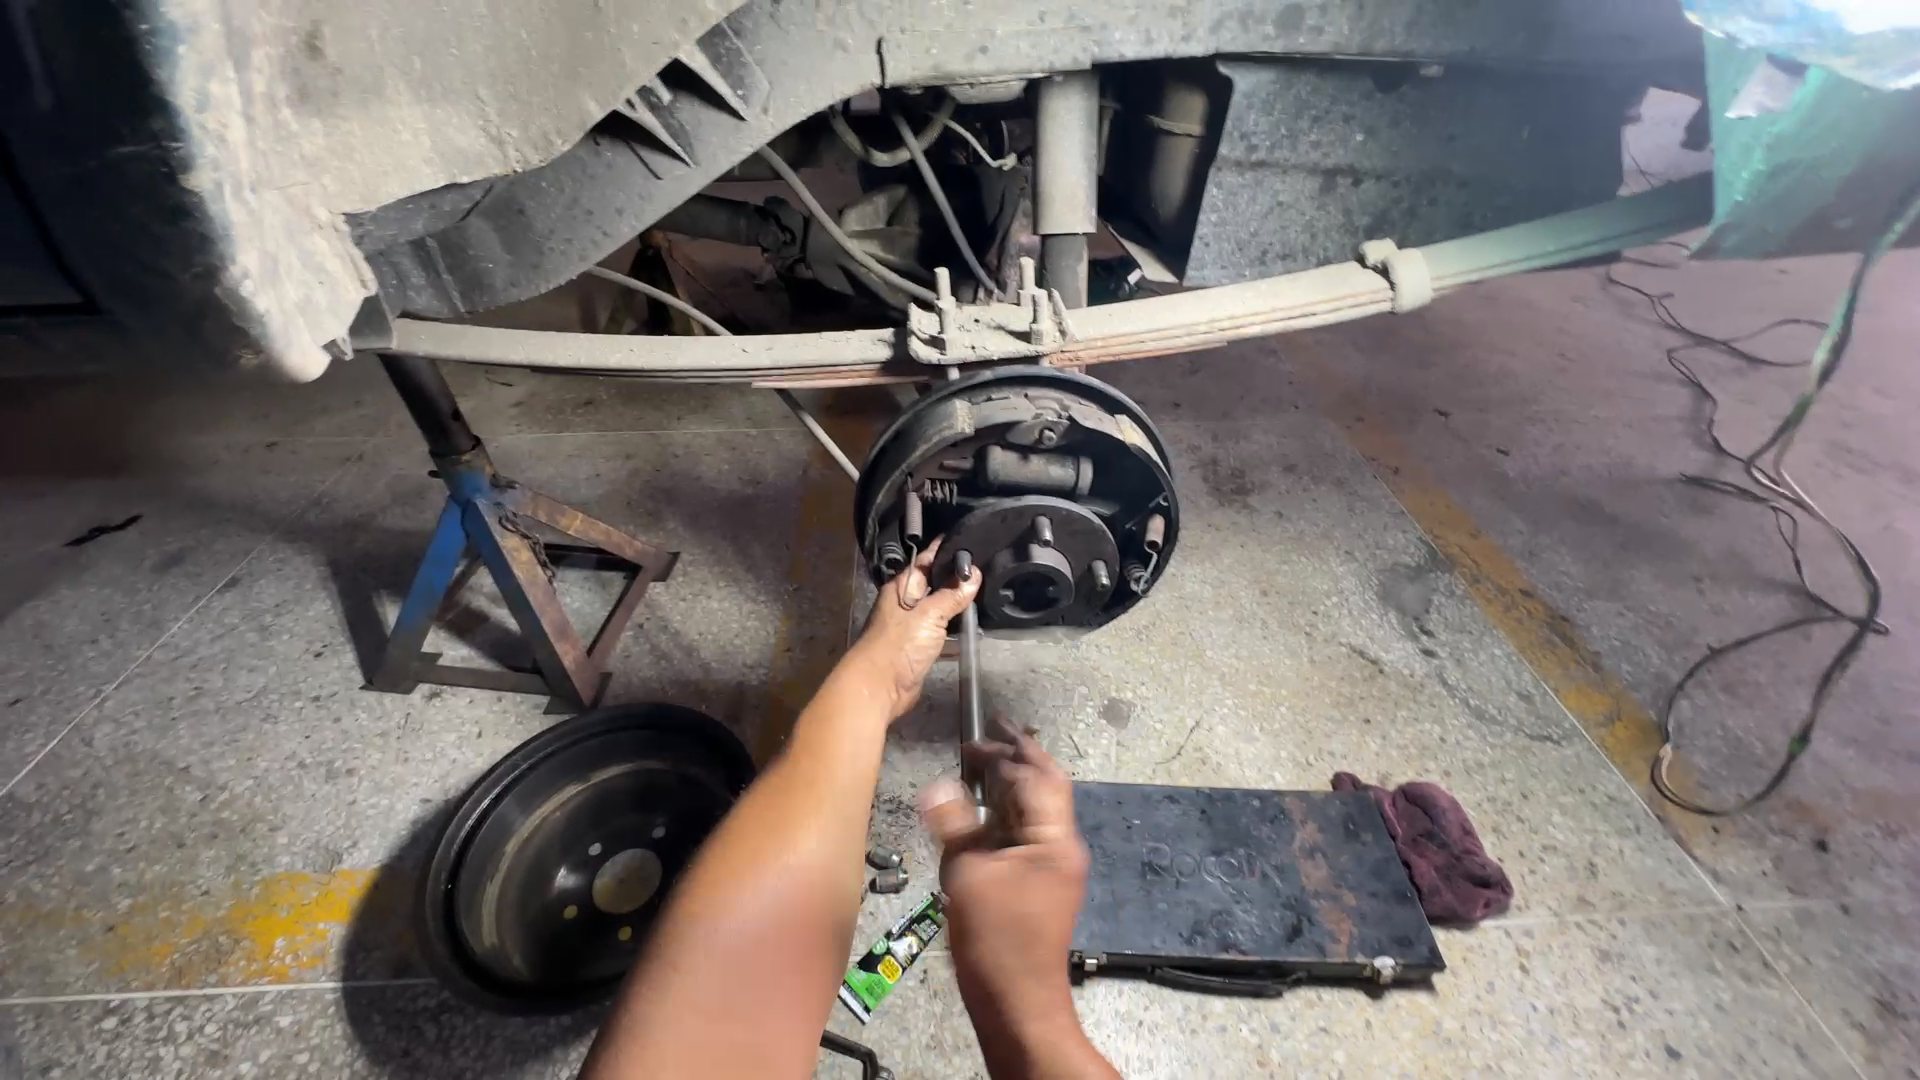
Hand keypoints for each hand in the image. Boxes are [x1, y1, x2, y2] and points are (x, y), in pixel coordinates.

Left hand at [845, 539, 980, 720]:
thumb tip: (974, 574)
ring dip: (957, 605)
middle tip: (987, 568)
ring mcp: (911, 628)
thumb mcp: (929, 614)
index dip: (946, 551)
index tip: (971, 541)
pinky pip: (940, 633)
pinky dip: (955, 631)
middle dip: (956, 578)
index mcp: (901, 588)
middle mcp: (905, 604)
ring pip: (938, 609)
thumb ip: (952, 595)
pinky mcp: (919, 649)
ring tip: (985, 595)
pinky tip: (973, 629)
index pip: (926, 560)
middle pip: (934, 584)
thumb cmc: (899, 645)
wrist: (880, 688)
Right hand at [922, 723, 1110, 1078]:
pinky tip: (985, 807)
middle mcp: (1062, 845)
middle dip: (1020, 754)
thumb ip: (956, 825)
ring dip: (1014, 780)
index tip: (973, 744)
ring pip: (1038, 807)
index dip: (1005, 756)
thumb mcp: (968, 876)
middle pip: (1047, 785)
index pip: (1035, 779)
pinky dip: (1008, 810)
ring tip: (986, 760)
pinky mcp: (1042, 880)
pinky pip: (1028, 830)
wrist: (1019, 1004)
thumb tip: (938, 786)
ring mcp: (1055, 863)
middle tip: (993, 730)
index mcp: (1055, 840)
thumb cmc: (996, 941)